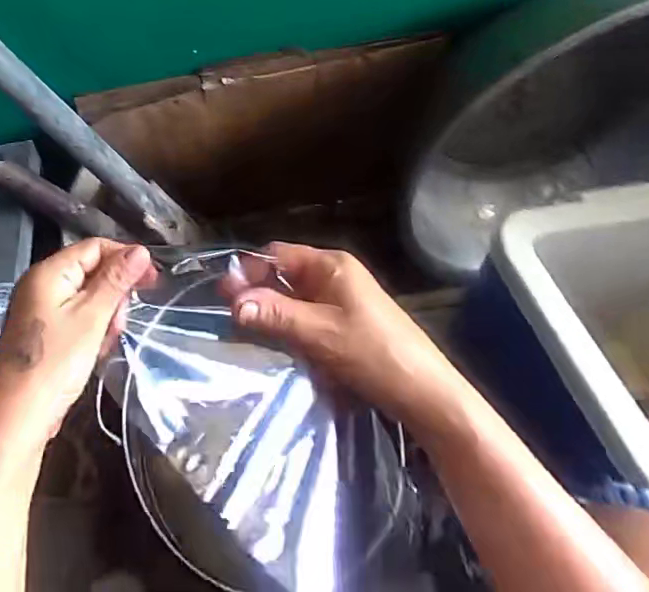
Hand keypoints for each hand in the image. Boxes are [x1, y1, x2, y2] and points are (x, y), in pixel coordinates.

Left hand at [0, 238, 154, 446]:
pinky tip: (94, 352)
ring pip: (87, 298)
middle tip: (120, 322)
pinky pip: (76, 319)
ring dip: (105, 315)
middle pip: (91, 270)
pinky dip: (91, 331)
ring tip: (105, 342)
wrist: (15, 422)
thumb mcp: (92, 318)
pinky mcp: (42, 335)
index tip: (152, 280)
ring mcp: (39, 311)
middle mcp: (39, 285)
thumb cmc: (54, 365)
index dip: (125, 258)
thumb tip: (141, 250)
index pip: (94, 247)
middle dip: (114, 293)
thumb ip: (116, 281)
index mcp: (48, 273)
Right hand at [223, 242, 467, 432]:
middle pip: (285, 275)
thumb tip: (233, 302)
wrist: (426, 395)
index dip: (249, 269)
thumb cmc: (374, 354)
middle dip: (257, 292)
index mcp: (332, 265)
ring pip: (294, 299)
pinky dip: (289, 328)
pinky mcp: (345, 327)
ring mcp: (342, 302)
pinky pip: (307, 319)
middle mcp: (335, 277)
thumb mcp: (320, 333)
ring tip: (243, 331)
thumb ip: (277, 314)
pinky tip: (275, 345)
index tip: (222, 292)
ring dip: (271, 312)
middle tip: (227, 315)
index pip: (278, 254)